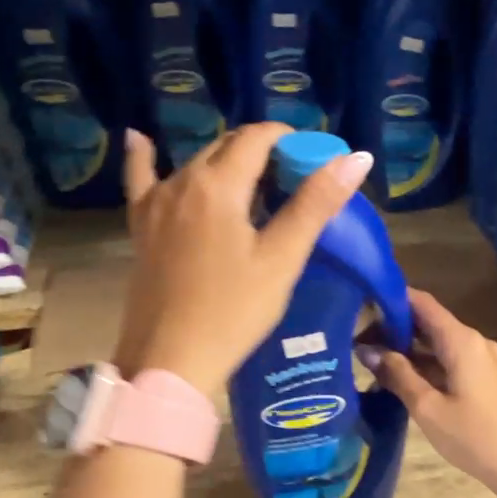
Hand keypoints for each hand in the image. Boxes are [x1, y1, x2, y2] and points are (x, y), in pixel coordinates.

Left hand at [112, 126, 370, 390]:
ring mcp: (156, 202)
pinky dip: (145, 156)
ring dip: (229, 162)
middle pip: (227, 146)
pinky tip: (139, 138)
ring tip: (257, 184)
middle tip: (294, 179)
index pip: (258, 138)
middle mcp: (183, 181)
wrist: (170, 359)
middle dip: (263, 150)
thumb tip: (356, 157)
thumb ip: (316, 204)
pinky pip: (142, 178)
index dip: (290, 140)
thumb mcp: (282, 258)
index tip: (315, 159)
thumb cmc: (234, 312)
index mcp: (219, 185)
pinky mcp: (141, 226)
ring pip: (196, 163)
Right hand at [361, 289, 496, 497]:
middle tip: (355, 336)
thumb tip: (368, 350)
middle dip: (394, 327)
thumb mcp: (428, 407)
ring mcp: (482, 360)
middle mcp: (474, 342)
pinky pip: (449, 360)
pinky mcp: (484, 378)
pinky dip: (424, 363)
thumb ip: (398, 374)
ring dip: (408, 348)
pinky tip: (398, 375)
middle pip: (430, 322)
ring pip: (438, 343)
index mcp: (462, 341)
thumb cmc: (473, 436)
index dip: (392, 298)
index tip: (361, 301)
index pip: (423, 303)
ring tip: (368, 355)